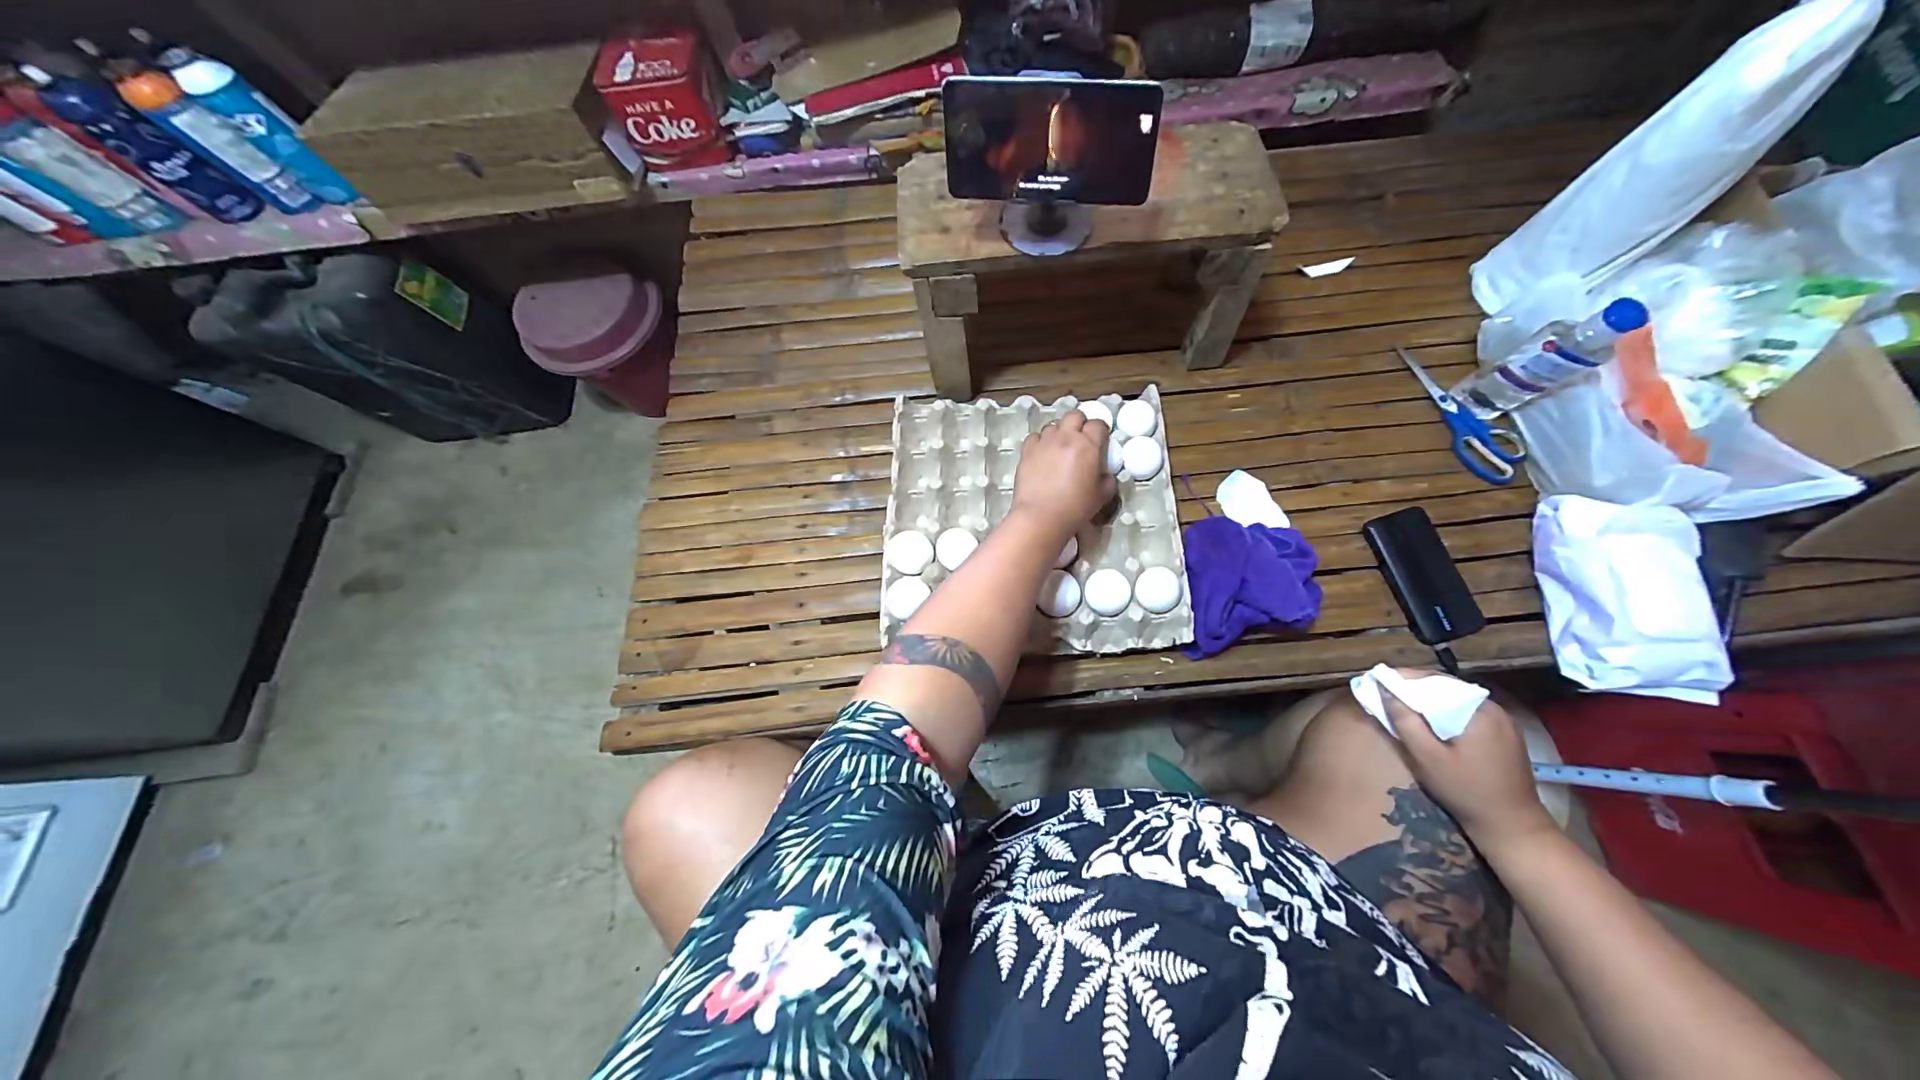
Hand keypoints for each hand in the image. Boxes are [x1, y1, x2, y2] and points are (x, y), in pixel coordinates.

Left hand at [1010, 412, 1115, 539]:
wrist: (1040, 517)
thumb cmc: (1075, 508)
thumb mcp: (1102, 496)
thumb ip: (1107, 479)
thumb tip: (1105, 473)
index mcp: (1088, 445)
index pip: (1098, 424)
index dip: (1101, 431)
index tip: (1100, 441)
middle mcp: (1065, 437)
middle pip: (1074, 416)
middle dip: (1079, 424)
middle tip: (1080, 439)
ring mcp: (1044, 442)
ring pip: (1053, 425)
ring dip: (1059, 433)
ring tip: (1060, 448)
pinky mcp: (1026, 451)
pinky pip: (1035, 437)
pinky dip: (1040, 442)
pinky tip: (1042, 454)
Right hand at [1379, 670, 1555, 850]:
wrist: (1513, 826)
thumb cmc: (1466, 791)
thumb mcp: (1427, 758)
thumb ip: (1405, 722)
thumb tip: (1385, 690)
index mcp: (1477, 710)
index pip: (1435, 680)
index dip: (1403, 678)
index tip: (1378, 680)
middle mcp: (1493, 708)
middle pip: (1447, 687)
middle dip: (1415, 687)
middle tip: (1386, 691)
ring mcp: (1502, 721)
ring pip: (1457, 699)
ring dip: (1430, 699)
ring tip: (1403, 704)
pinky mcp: (1504, 735)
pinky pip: (1468, 712)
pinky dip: (1446, 711)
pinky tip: (1431, 722)